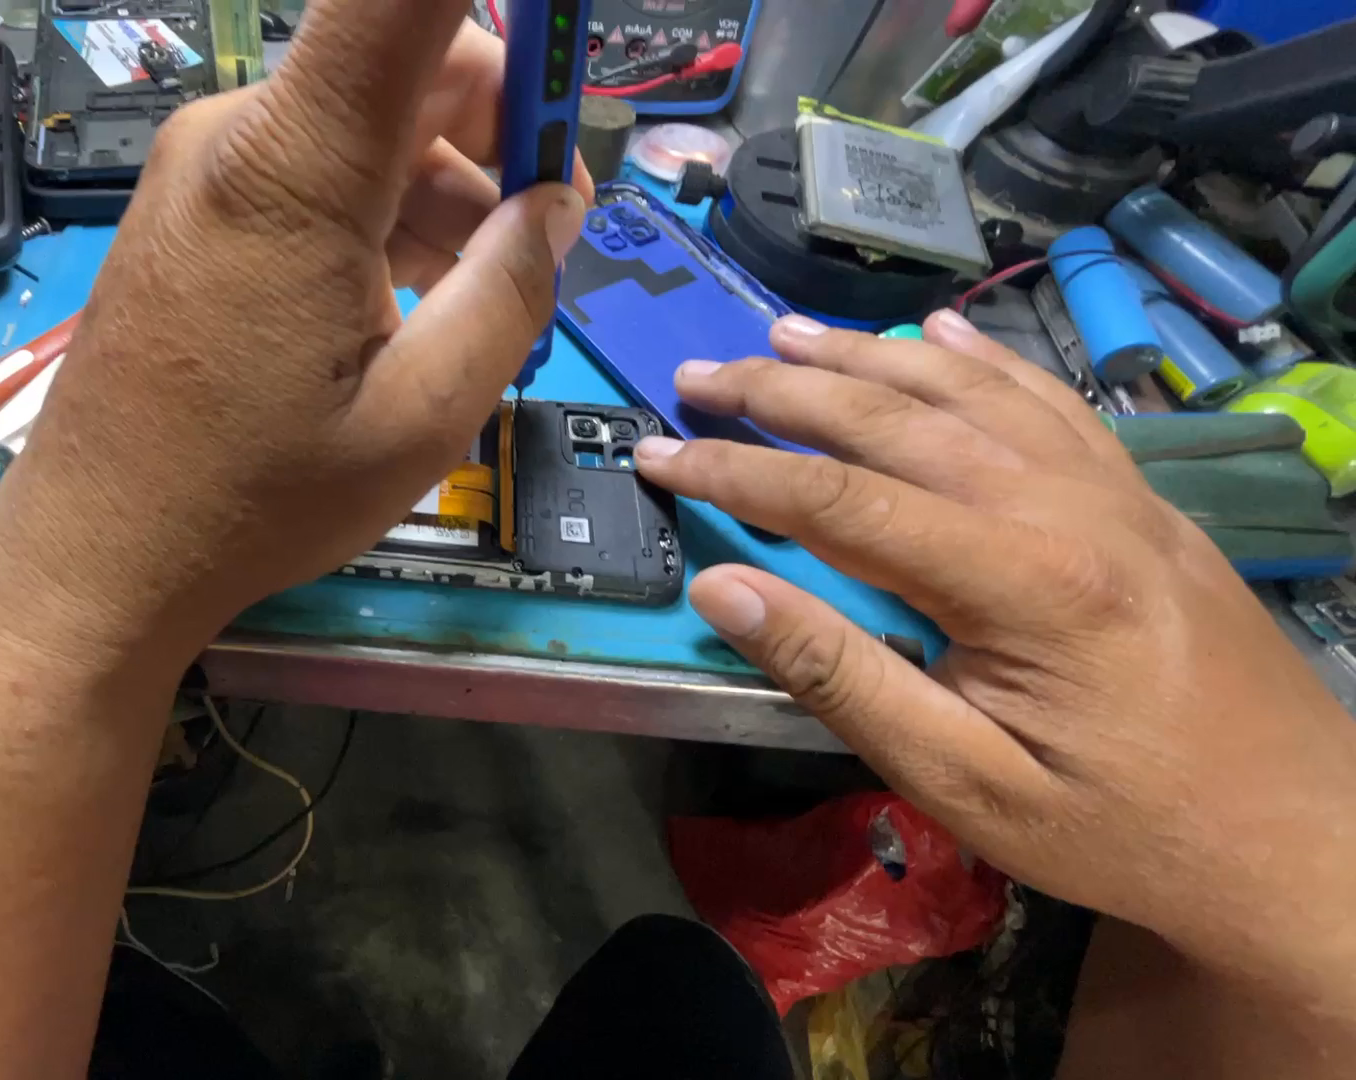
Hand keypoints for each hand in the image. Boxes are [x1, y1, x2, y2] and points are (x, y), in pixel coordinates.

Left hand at [0, 2, 589, 669]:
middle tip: (545, 240)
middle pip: (406, 67)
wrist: (106, 556)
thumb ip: (509, 295)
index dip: (502, 1)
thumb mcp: (422, 418)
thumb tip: (554, 207)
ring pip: (367, 138)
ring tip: (476, 308)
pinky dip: (384, 227)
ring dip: (446, 200)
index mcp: (296, 167)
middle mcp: (241, 139)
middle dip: (501, 135)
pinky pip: (316, 187)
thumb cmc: (262, 500)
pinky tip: (408, 311)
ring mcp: (208, 178)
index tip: (555, 60)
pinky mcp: (196, 222)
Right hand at [634, 310, 1355, 1007]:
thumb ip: (833, 672)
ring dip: (862, 356)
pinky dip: (980, 357)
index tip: (657, 453)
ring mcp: (1111, 492)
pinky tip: (936, 331)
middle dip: (779, 391)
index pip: (834, 497)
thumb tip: (721, 589)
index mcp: (1019, 580)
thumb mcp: (956, 778)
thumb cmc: (1118, 826)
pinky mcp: (1137, 500)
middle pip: (892, 419)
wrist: (1314, 852)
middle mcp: (1065, 507)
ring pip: (965, 391)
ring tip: (784, 333)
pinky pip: (1047, 401)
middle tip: (698, 374)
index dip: (732, 469)